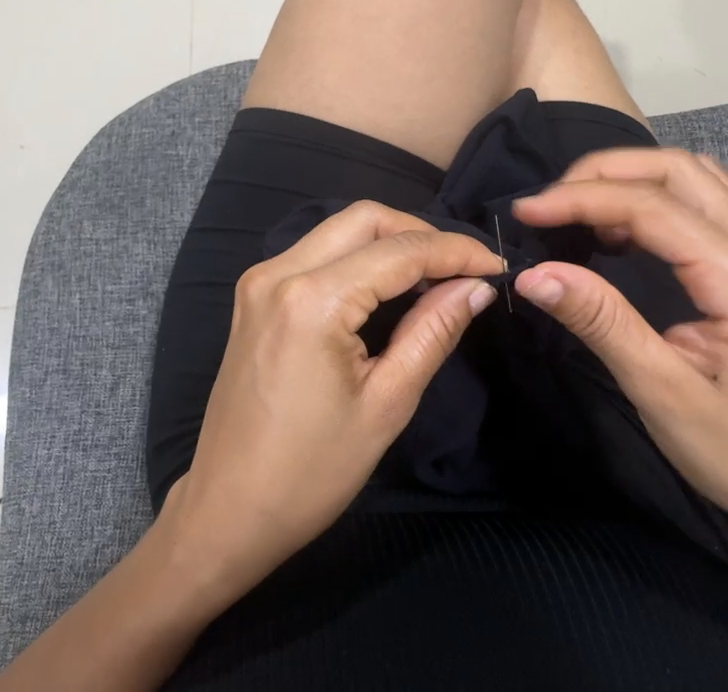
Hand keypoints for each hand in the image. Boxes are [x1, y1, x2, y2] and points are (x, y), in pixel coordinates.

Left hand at [165, 201, 501, 593]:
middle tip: (464, 269)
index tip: (497, 266)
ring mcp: (258, 282)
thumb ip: (433, 332)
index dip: (456, 251)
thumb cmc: (313, 471)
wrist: (230, 508)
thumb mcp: (387, 403)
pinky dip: (356, 257)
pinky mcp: (252, 297)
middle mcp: (278, 273)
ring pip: (337, 230)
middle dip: (421, 233)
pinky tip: (388, 286)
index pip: (399, 251)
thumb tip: (476, 287)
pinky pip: (314, 253)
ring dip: (389, 241)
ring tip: (435, 276)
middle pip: (364, 219)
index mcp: (312, 300)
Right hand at [510, 149, 727, 553]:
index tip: (525, 213)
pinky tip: (620, 230)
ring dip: (632, 179)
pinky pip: (707, 204)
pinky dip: (656, 198)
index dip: (582, 199)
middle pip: (680, 170)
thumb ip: (600, 320)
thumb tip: (533, 272)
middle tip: (548, 204)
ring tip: (576, 209)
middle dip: (605, 173)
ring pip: (696, 178)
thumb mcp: (660, 390)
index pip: (653, 208)